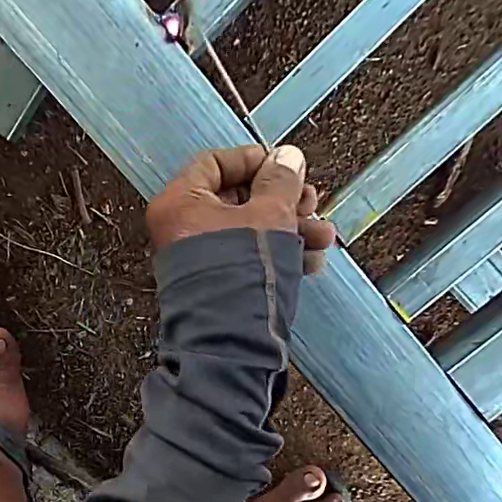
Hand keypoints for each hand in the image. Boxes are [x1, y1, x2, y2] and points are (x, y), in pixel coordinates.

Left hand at [146, 145, 337, 273]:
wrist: (233, 343)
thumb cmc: (241, 277)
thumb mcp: (270, 216)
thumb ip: (280, 182)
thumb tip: (287, 157)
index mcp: (180, 204)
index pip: (214, 164)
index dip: (255, 162)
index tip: (285, 166)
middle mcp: (181, 231)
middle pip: (236, 199)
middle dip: (283, 202)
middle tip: (310, 203)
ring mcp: (198, 261)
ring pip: (248, 232)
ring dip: (290, 230)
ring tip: (322, 236)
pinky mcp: (216, 286)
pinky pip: (246, 260)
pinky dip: (277, 256)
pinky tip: (310, 261)